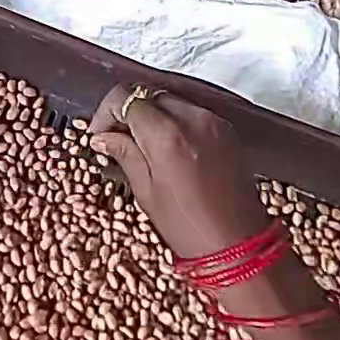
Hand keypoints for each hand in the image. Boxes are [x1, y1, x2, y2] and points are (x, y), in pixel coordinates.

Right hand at [87, 85, 327, 318]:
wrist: (238, 244)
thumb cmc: (188, 226)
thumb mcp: (145, 190)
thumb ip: (124, 153)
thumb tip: (103, 136)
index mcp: (167, 135)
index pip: (126, 98)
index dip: (106, 112)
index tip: (100, 132)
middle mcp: (193, 120)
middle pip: (148, 95)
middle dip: (128, 112)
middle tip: (116, 138)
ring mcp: (214, 122)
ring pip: (170, 101)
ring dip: (151, 116)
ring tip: (142, 145)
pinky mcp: (227, 129)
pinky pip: (191, 112)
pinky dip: (174, 122)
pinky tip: (168, 148)